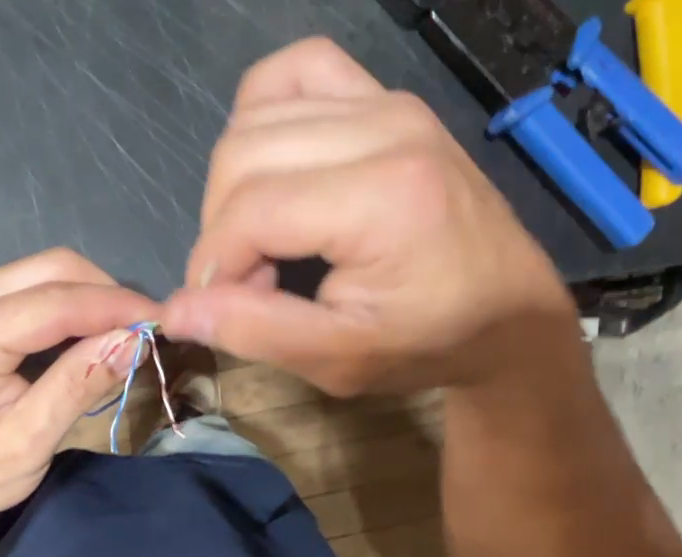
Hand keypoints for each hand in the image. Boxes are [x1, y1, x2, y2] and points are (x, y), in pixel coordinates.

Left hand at [0, 249, 158, 545]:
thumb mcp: (29, 443)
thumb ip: (77, 386)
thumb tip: (134, 340)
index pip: (55, 302)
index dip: (115, 306)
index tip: (164, 321)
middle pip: (53, 270)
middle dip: (106, 295)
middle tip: (145, 333)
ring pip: (45, 272)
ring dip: (91, 297)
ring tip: (123, 337)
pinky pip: (32, 287)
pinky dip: (69, 305)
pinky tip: (90, 337)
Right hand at [159, 38, 579, 396]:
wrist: (508, 312)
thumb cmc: (427, 342)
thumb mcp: (339, 359)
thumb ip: (253, 330)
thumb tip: (174, 309)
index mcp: (381, 197)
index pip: (248, 211)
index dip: (215, 266)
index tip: (226, 310)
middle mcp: (384, 128)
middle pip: (240, 157)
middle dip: (221, 229)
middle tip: (251, 282)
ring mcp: (387, 102)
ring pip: (254, 116)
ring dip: (234, 185)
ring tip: (264, 238)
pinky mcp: (386, 97)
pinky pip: (296, 72)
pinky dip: (262, 115)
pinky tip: (272, 168)